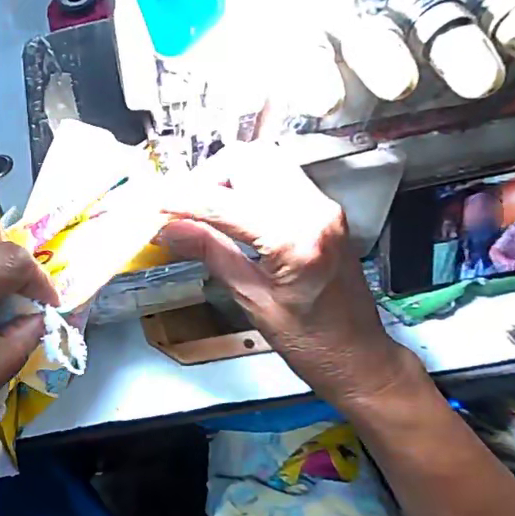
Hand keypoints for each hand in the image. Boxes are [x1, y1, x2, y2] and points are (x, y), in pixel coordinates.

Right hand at [157, 146, 424, 404]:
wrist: (359, 355)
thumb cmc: (313, 342)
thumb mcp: (251, 300)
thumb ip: (210, 253)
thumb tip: (170, 228)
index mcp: (296, 240)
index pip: (225, 202)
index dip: (183, 200)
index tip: (155, 203)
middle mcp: (314, 212)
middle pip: (247, 161)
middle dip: (205, 178)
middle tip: (180, 207)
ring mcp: (322, 206)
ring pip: (263, 160)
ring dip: (226, 176)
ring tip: (203, 208)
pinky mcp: (323, 208)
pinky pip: (278, 175)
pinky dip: (246, 183)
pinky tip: (230, 211)